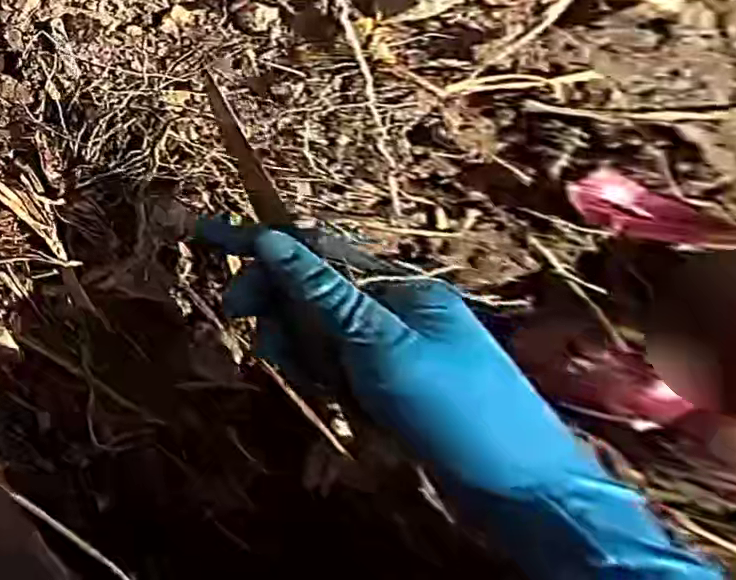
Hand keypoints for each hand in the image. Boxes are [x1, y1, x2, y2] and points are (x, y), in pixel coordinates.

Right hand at [201, 219, 717, 578]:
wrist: (529, 501)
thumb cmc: (457, 410)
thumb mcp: (380, 344)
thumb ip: (320, 289)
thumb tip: (268, 237)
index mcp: (395, 285)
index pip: (311, 248)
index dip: (257, 241)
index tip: (206, 234)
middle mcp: (386, 305)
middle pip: (304, 286)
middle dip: (272, 303)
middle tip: (239, 318)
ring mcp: (384, 342)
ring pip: (310, 325)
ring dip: (296, 346)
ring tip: (313, 378)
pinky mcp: (380, 376)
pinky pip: (327, 358)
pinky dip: (317, 371)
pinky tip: (331, 393)